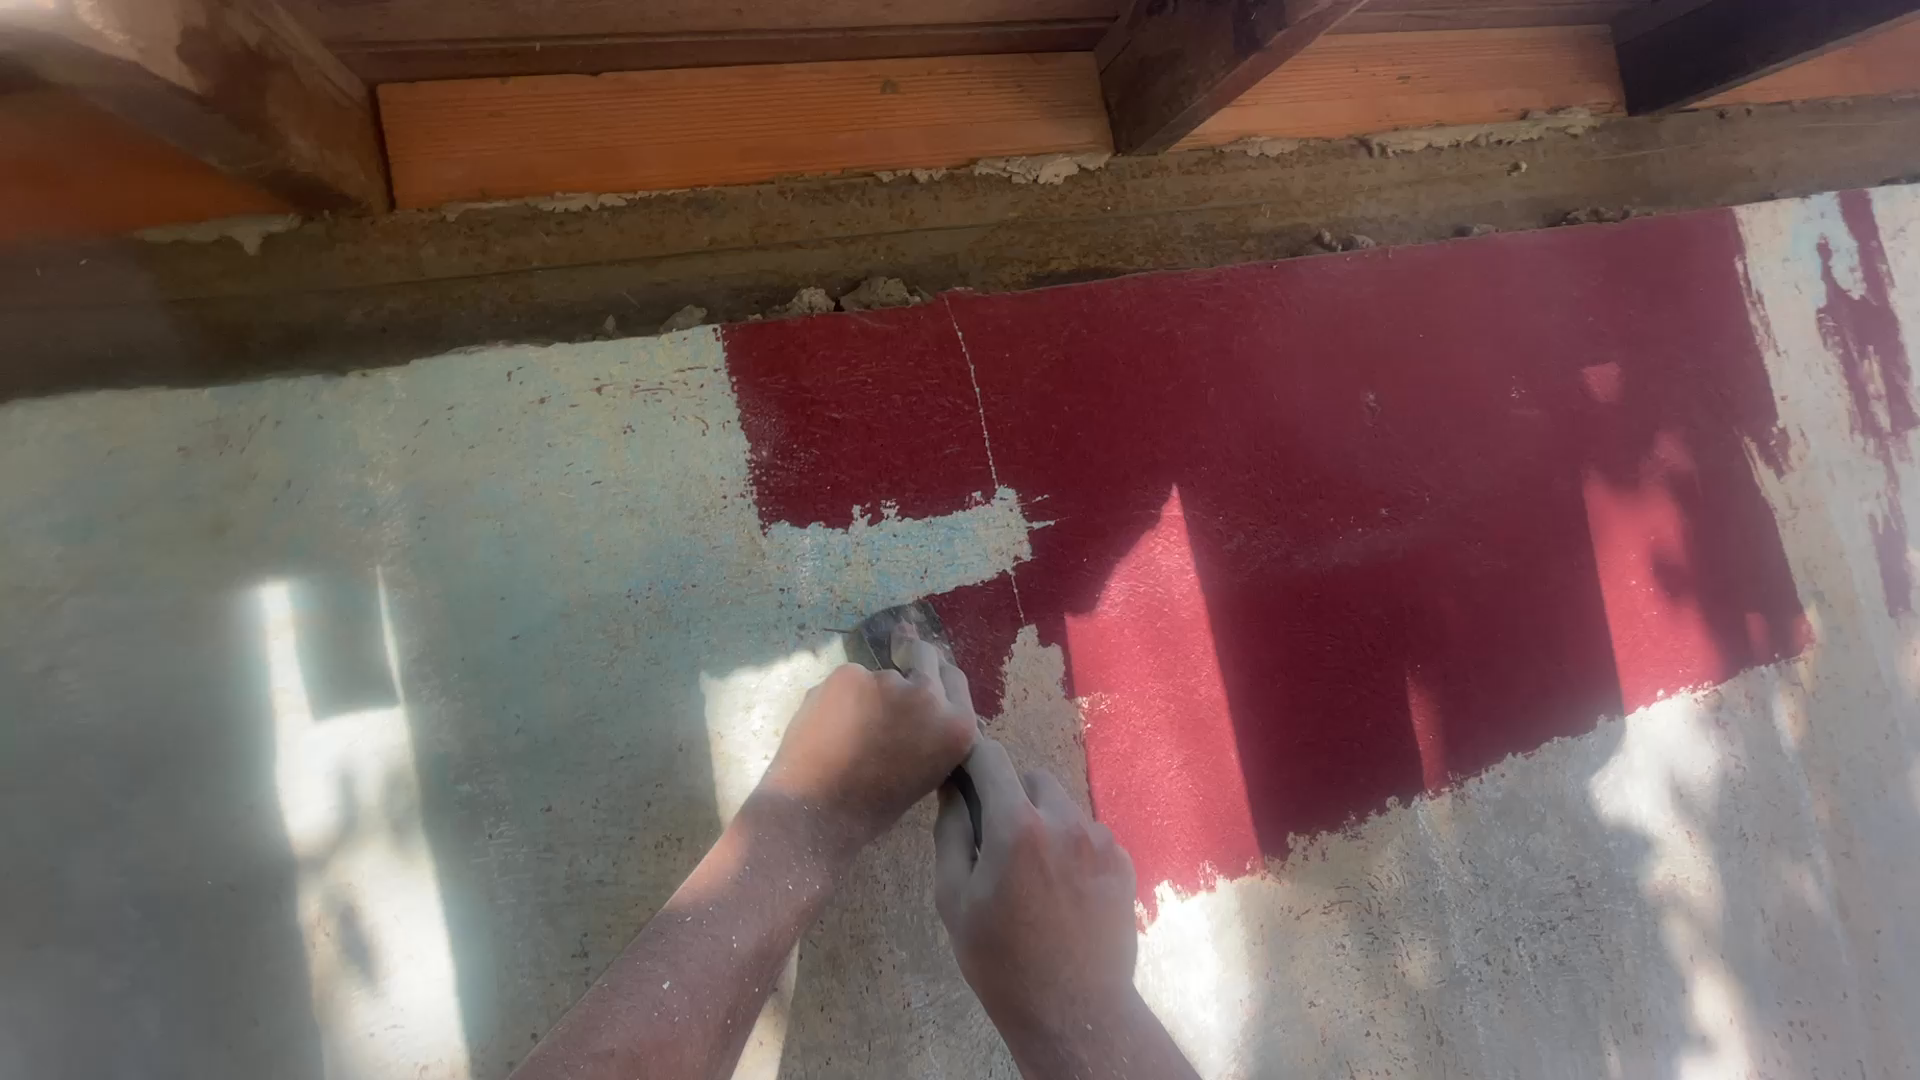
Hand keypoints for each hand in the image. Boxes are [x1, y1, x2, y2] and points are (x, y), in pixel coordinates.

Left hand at [759, 623, 978, 853]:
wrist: (818, 811)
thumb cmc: (873, 804)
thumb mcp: (927, 770)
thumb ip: (933, 730)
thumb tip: (925, 700)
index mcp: (957, 727)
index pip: (955, 679)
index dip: (937, 675)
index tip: (923, 674)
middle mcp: (930, 696)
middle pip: (925, 655)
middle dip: (911, 657)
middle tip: (891, 667)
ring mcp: (889, 681)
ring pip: (880, 674)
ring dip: (868, 691)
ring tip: (847, 730)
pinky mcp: (851, 674)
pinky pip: (849, 679)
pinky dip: (839, 696)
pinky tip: (827, 725)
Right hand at [932, 738, 1142, 1056]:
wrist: (1074, 1013)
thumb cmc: (1001, 960)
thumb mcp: (954, 899)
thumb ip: (951, 833)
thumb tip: (953, 790)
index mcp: (1017, 825)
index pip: (991, 759)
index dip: (973, 756)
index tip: (963, 766)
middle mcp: (1064, 819)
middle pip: (1031, 778)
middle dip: (1011, 794)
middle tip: (1000, 838)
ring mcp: (1100, 839)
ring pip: (1063, 804)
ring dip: (1045, 819)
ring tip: (1036, 869)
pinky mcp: (1123, 860)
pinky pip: (1090, 831)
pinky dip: (1073, 843)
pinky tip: (1066, 886)